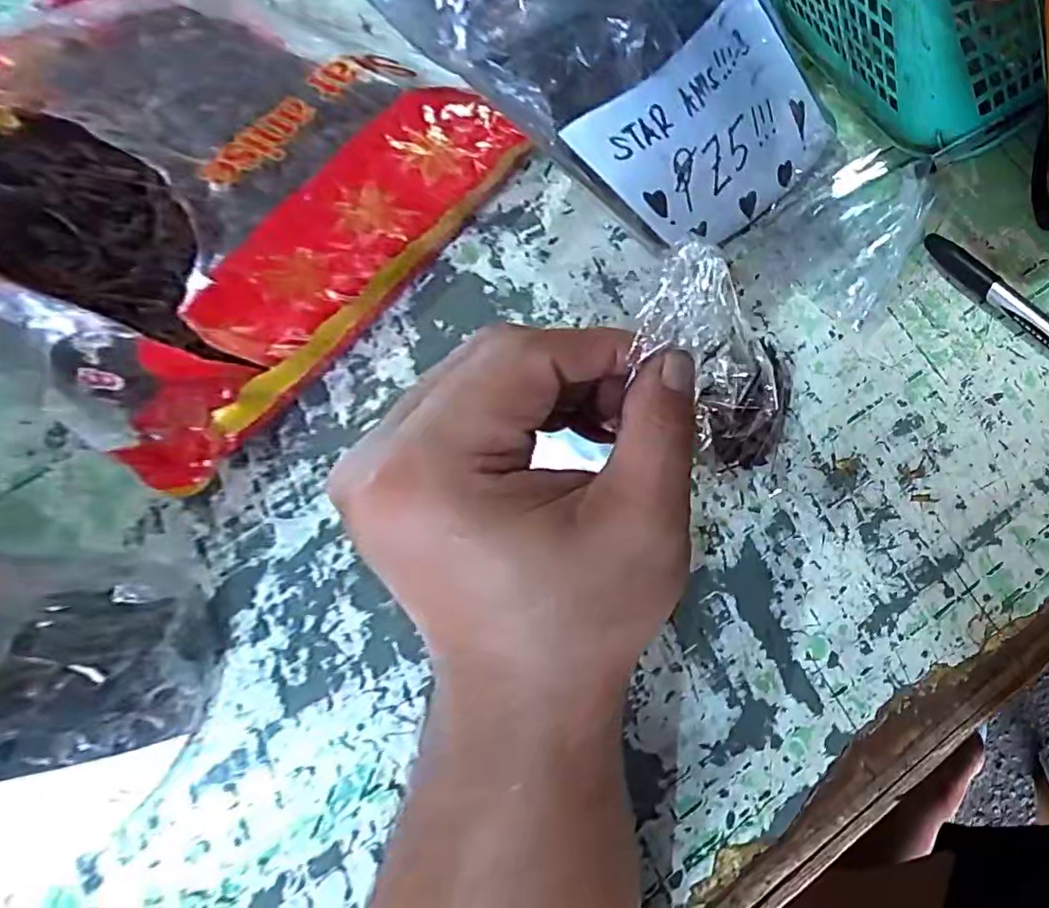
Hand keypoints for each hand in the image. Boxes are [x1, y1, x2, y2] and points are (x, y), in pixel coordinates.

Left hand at [329, 325, 695, 701]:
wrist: (527, 699)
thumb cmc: (589, 617)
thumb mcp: (646, 516)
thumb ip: (662, 423)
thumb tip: (670, 357)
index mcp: (428, 466)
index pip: (521, 357)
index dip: (603, 350)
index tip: (663, 375)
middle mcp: (380, 456)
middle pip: (495, 358)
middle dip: (582, 369)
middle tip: (639, 408)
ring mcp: (377, 468)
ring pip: (484, 376)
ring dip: (560, 387)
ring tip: (611, 427)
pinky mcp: (394, 479)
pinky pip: (468, 405)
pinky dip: (532, 408)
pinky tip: (573, 438)